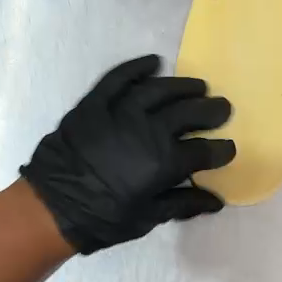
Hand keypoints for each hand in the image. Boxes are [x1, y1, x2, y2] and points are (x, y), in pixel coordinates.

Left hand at [21, 55, 236, 253]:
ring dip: (183, 86)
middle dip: (211, 111)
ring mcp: (120, 111)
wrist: (51, 207)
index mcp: (163, 162)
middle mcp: (148, 129)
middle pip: (188, 113)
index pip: (203, 151)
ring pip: (160, 90)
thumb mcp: (147, 218)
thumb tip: (216, 201)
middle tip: (222, 108)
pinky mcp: (96, 102)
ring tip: (199, 86)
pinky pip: (119, 77)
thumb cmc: (102, 218)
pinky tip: (154, 62)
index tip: (229, 148)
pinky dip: (137, 68)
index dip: (220, 150)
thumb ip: (183, 204)